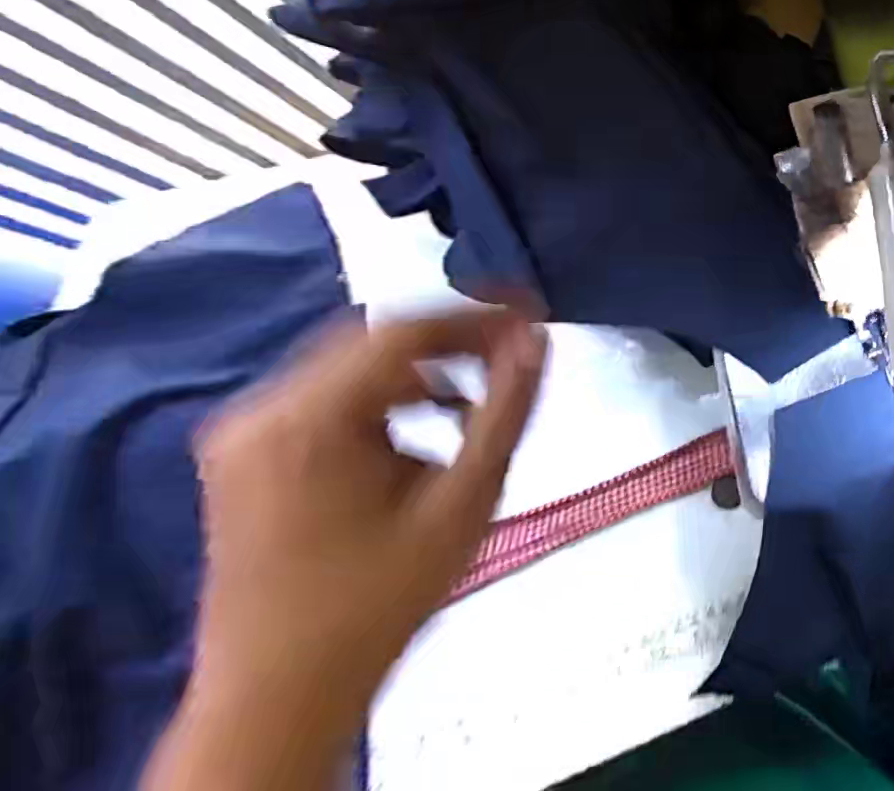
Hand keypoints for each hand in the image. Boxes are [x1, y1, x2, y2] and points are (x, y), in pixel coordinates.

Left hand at [187, 310, 545, 727]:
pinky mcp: (250, 453)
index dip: (479, 313)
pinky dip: (394, 391)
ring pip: (355, 362)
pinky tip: (435, 419)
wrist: (283, 687)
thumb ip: (507, 410)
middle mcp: (262, 411)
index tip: (538, 314)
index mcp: (308, 420)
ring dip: (428, 365)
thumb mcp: (465, 498)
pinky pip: (334, 393)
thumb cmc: (384, 594)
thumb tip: (537, 340)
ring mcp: (247, 432)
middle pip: (375, 339)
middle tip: (521, 345)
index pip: (404, 331)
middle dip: (457, 336)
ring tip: (486, 391)